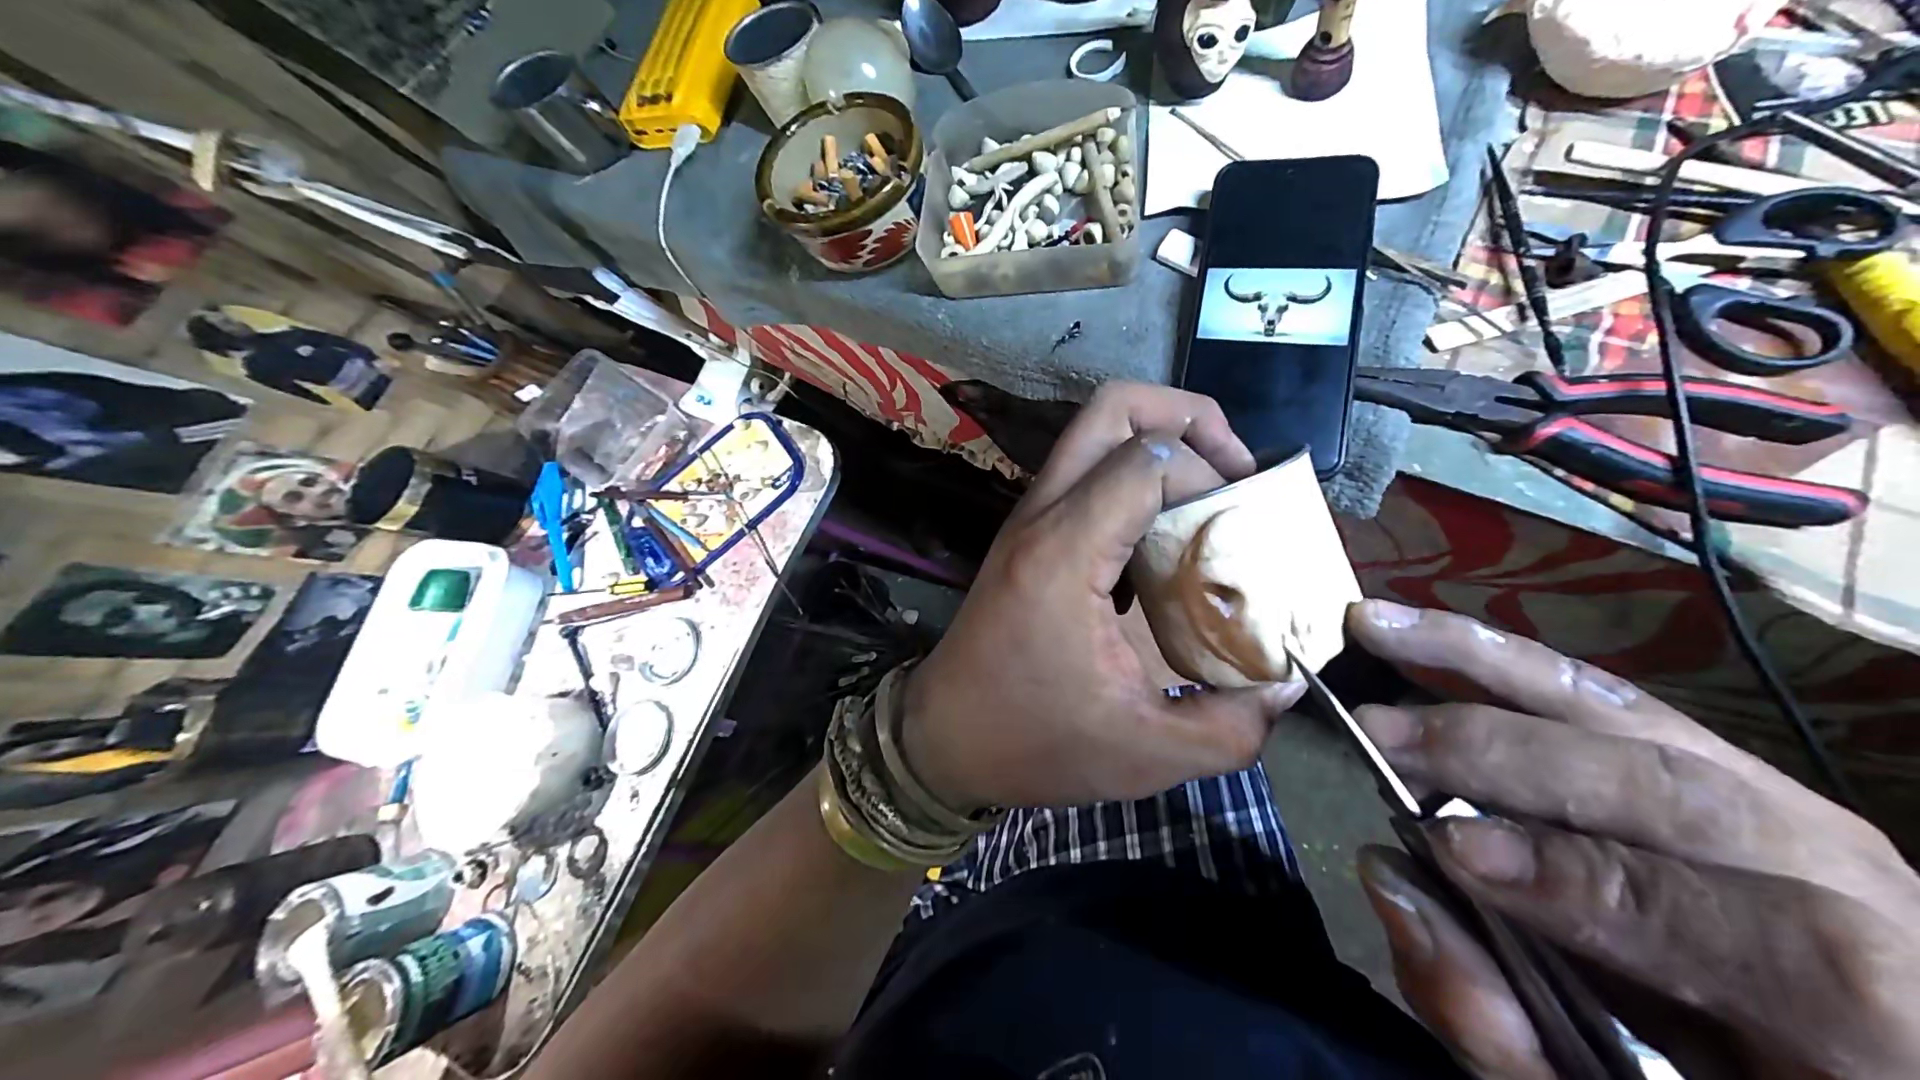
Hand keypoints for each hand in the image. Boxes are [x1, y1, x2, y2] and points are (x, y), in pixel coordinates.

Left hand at [901, 383, 1306, 810]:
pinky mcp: (1026, 535)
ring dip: (1161, 443)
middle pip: (1113, 408)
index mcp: (1064, 553)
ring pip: (1094, 432)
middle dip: (1189, 418)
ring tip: (1212, 496)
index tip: (1245, 524)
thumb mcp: (1144, 754)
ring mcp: (1027, 519)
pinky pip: (1085, 472)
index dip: (1212, 473)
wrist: (941, 740)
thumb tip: (1285, 687)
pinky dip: (1133, 476)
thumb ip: (1230, 727)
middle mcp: (1041, 516)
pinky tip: (1164, 536)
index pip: (1148, 458)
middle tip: (1237, 472)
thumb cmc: (1030, 743)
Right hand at [1343, 600, 1919, 1079]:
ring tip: (1375, 629)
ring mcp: (1786, 804)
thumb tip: (1387, 882)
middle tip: (1377, 732)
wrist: (1838, 1062)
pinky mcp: (1721, 765)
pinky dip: (1500, 662)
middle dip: (1506, 751)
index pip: (1756, 932)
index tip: (1444, 848)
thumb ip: (1504, 1027)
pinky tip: (1427, 633)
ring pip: (1632, 710)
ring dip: (1482, 661)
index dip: (1586, 880)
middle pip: (1680, 785)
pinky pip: (1602, 698)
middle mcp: (1854, 882)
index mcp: (1883, 1020)